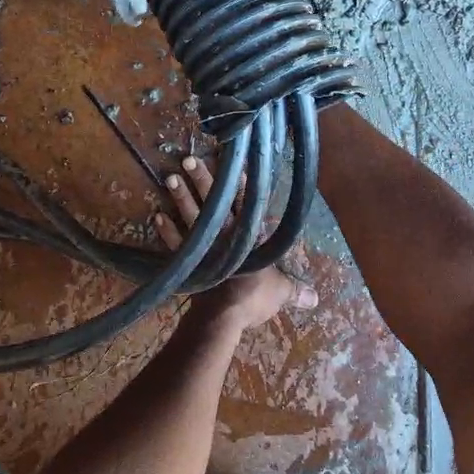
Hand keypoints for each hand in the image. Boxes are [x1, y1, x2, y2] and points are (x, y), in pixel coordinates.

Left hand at [154, 155, 317, 330]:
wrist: (224, 314)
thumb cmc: (254, 296)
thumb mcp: (280, 292)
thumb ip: (296, 291)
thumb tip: (316, 299)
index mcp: (247, 235)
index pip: (245, 202)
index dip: (240, 182)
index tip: (232, 160)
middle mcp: (224, 234)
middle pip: (213, 201)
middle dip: (201, 179)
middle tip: (187, 159)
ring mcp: (204, 246)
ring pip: (191, 215)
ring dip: (180, 197)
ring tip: (169, 178)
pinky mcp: (188, 260)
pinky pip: (175, 242)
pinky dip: (166, 230)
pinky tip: (157, 215)